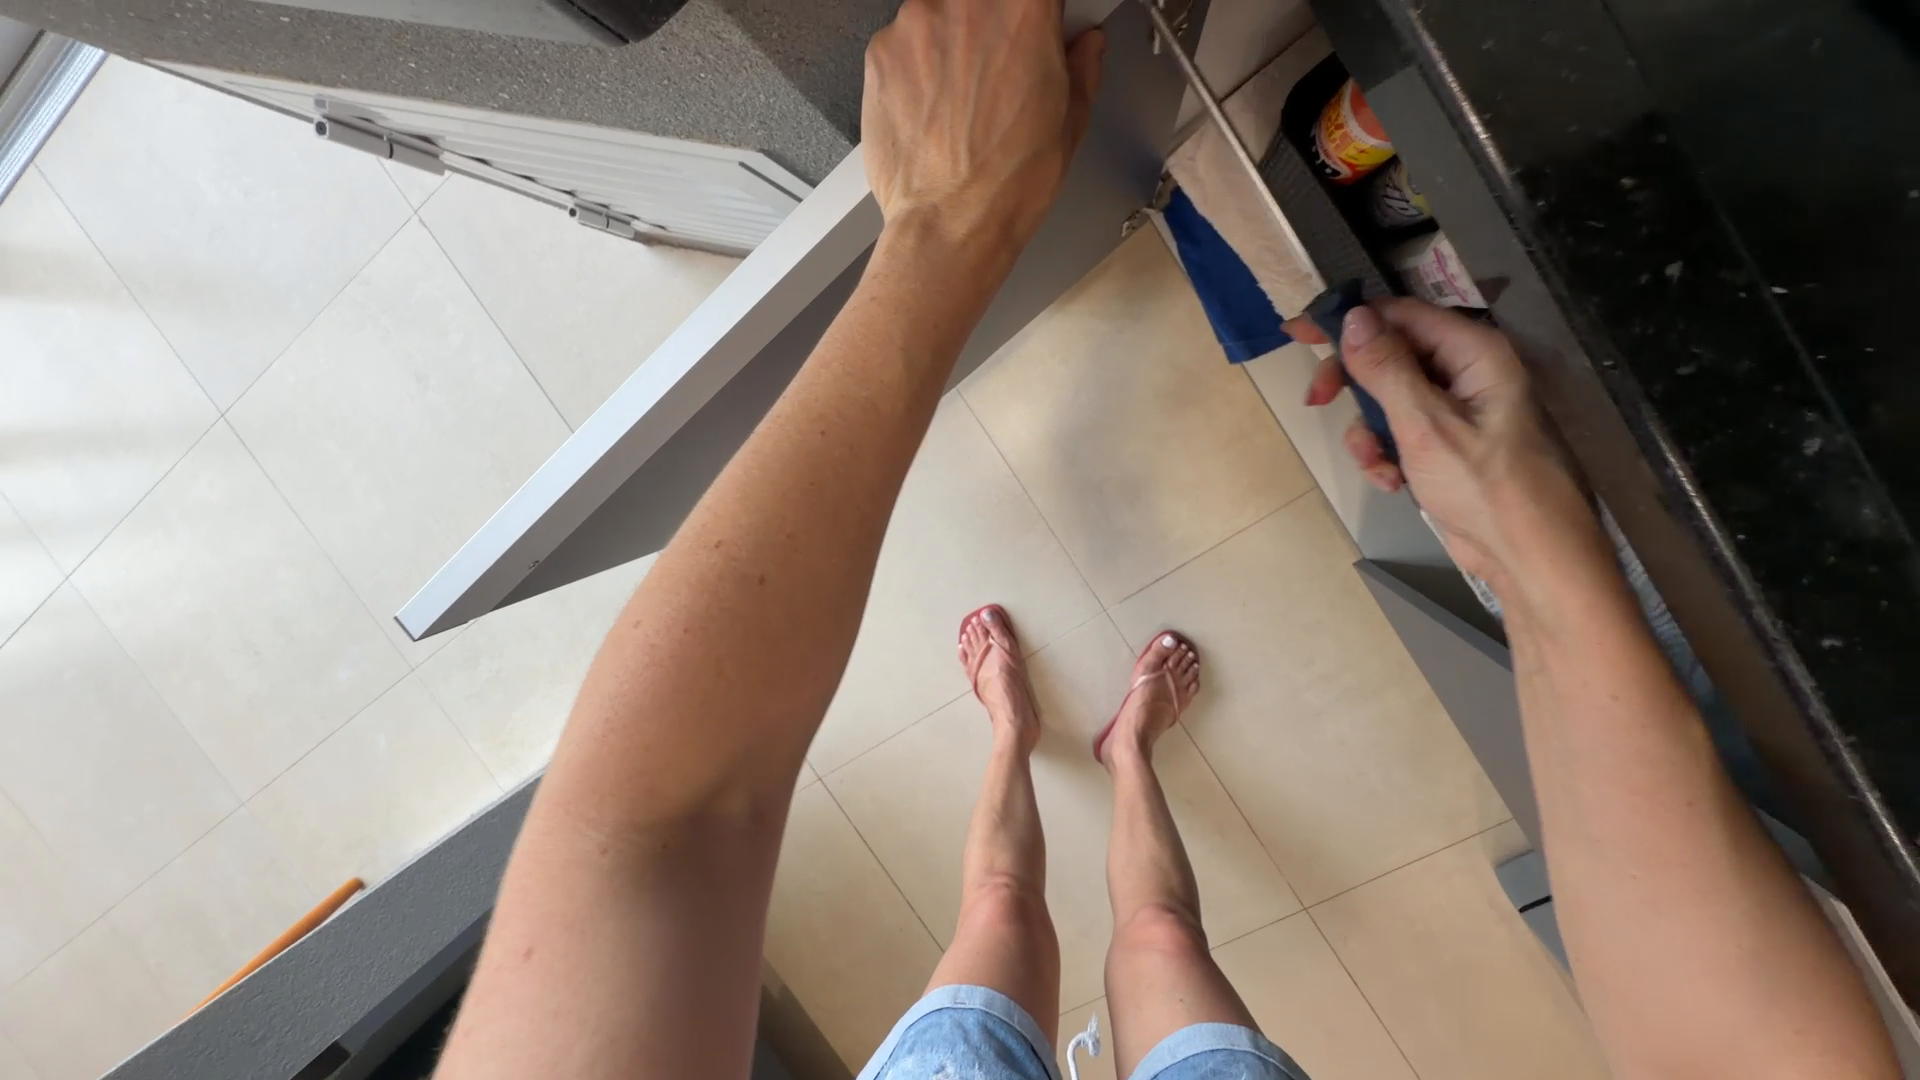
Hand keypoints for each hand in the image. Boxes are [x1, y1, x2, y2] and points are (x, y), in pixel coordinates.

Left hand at [862, 0, 1104, 255]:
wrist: (948, 226)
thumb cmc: (1006, 186)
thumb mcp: (1069, 127)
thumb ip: (1080, 69)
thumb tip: (1085, 48)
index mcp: (1025, 7)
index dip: (1037, 18)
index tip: (1036, 38)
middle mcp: (967, 1)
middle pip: (980, 2)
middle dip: (989, 33)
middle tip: (996, 78)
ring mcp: (916, 24)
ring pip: (938, 19)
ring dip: (949, 50)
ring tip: (959, 107)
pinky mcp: (880, 54)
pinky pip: (901, 47)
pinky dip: (914, 73)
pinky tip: (930, 117)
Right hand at [1290, 299, 1606, 594]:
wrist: (1527, 554)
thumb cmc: (1485, 486)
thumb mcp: (1425, 425)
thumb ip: (1386, 369)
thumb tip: (1353, 318)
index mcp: (1472, 353)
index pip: (1399, 315)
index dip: (1348, 321)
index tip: (1298, 335)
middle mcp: (1464, 372)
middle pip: (1387, 355)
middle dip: (1351, 383)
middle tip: (1315, 401)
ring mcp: (1454, 409)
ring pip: (1385, 399)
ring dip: (1368, 432)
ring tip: (1376, 465)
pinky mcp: (1443, 442)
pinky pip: (1396, 432)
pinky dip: (1384, 455)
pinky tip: (1393, 482)